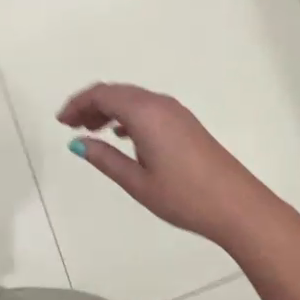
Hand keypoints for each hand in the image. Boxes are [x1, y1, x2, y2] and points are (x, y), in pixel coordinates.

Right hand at [57, 83, 274, 242]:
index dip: (78, 104)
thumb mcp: (138, 182)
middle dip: (90, 104)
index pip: (102, 94)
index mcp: (144, 112)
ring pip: (132, 99)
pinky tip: (122, 135)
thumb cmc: (184, 196)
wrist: (239, 207)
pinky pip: (147, 107)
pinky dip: (127, 114)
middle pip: (116, 92)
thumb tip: (77, 143)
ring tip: (91, 131)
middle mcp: (158, 103)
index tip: (61, 122)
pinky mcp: (185, 122)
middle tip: (71, 126)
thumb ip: (105, 159)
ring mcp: (175, 111)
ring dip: (109, 109)